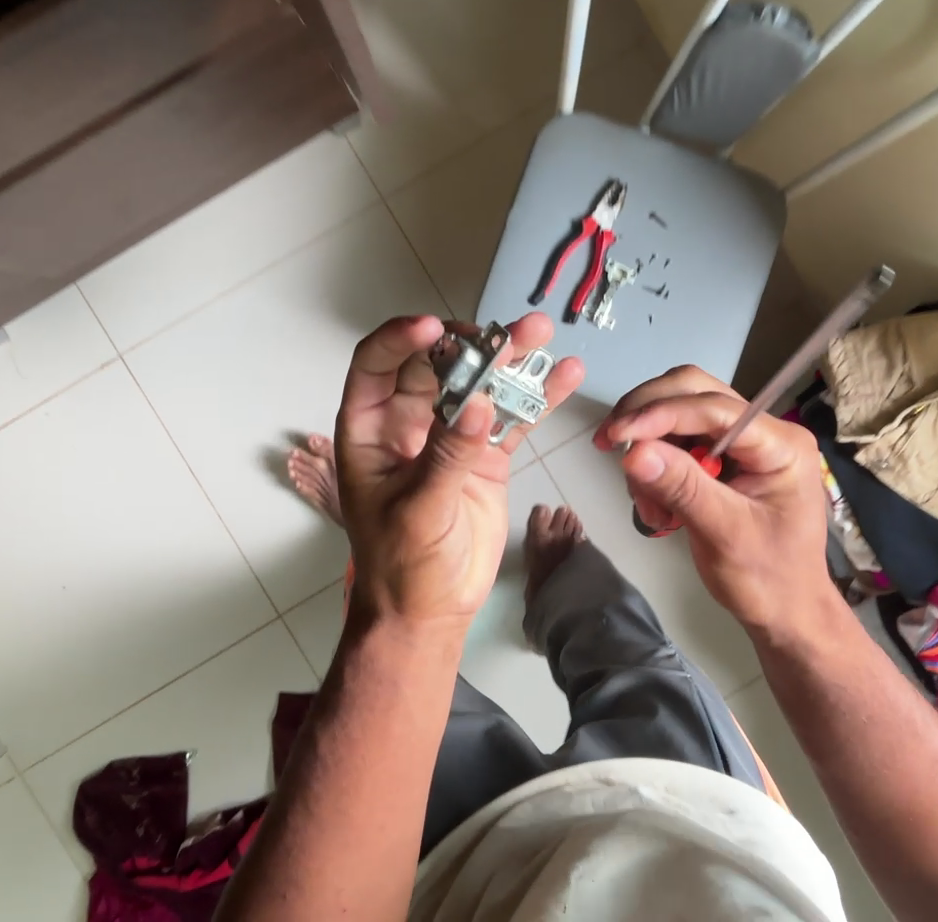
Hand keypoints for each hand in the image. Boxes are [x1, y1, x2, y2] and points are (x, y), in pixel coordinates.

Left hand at [336, 313, 582, 632]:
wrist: (432, 609)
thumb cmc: (403, 564)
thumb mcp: (418, 511)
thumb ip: (448, 456)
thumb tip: (479, 403)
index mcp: (371, 429)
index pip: (376, 365)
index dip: (400, 339)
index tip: (434, 328)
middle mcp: (410, 423)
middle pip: (438, 365)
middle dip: (470, 344)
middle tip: (505, 334)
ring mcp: (452, 436)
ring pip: (478, 384)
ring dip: (508, 360)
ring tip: (541, 333)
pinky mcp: (487, 456)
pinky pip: (511, 417)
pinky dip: (536, 397)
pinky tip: (566, 375)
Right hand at [595, 366, 833, 637]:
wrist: (785, 612)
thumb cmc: (768, 580)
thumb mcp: (726, 535)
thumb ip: (683, 489)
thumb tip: (633, 452)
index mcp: (780, 443)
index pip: (713, 408)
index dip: (660, 414)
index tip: (616, 435)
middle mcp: (762, 430)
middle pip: (692, 392)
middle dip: (647, 417)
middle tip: (609, 444)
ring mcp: (740, 442)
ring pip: (676, 414)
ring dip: (649, 450)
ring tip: (649, 506)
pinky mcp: (720, 458)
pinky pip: (674, 442)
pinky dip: (654, 468)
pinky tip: (657, 509)